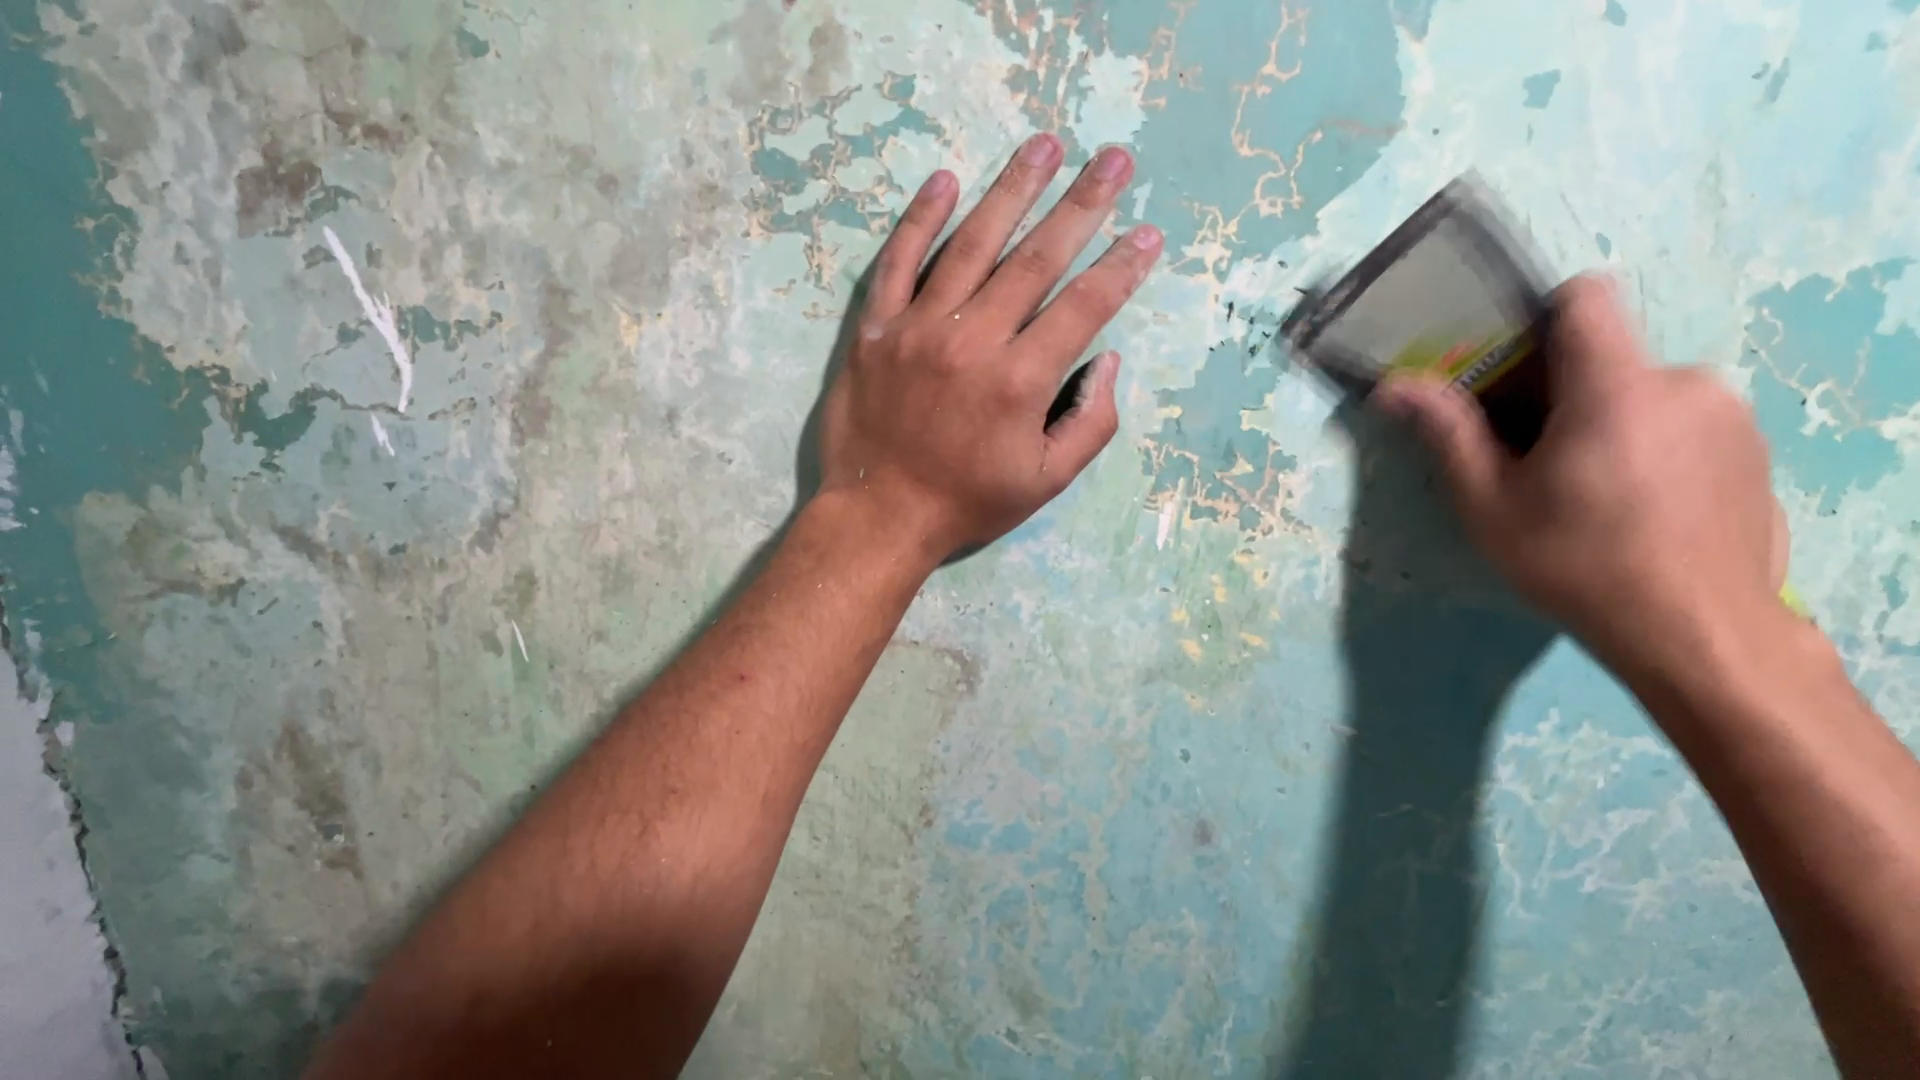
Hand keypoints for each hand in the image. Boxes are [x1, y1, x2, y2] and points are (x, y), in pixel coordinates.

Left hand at [814, 135, 1162, 561]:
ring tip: (1044, 146)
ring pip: (972, 245)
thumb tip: (1108, 358)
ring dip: (1012, 191)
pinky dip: (920, 220)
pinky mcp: (875, 329)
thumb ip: (1090, 421)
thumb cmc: (967, 502)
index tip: (1149, 234)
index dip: (1121, 268)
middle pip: (1036, 259)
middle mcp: (973, 341)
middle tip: (1115, 159)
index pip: (1084, 306)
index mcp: (1021, 381)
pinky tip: (944, 181)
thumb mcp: (1046, 481)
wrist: (878, 516)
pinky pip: (898, 262)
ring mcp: (918, 329)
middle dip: (1082, 205)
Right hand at [1374, 275, 1791, 676]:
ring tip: (1588, 491)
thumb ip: (1448, 433)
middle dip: (1563, 392)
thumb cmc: (1578, 564)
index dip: (1541, 315)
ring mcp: (1731, 416)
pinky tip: (1637, 508)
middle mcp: (1685, 382)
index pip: (1585, 296)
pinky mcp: (1756, 449)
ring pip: (1646, 393)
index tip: (1511, 367)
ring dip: (1609, 422)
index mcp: (1616, 386)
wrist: (1701, 635)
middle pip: (1607, 357)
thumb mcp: (1490, 505)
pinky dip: (1652, 447)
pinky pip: (1686, 424)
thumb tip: (1394, 386)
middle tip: (1534, 458)